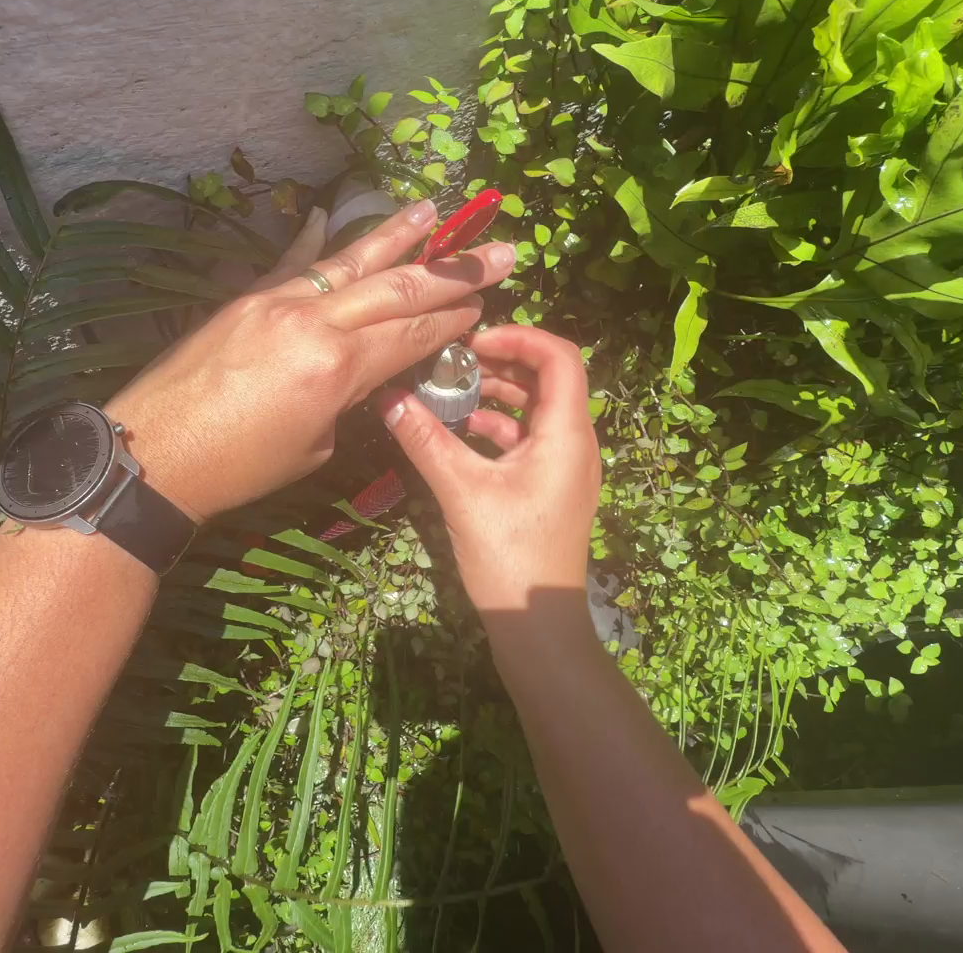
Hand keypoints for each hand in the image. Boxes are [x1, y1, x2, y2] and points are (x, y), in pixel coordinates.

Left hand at [107, 200, 516, 521]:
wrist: (153, 454)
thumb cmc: (240, 469)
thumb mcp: (314, 445)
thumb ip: (347, 396)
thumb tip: (364, 369)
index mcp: (336, 368)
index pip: (410, 331)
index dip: (451, 317)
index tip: (484, 301)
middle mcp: (312, 321)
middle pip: (396, 287)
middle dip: (452, 270)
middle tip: (498, 250)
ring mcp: (275, 302)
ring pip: (348, 261)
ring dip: (395, 235)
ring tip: (433, 210)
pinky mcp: (244, 300)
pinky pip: (289, 265)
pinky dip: (312, 242)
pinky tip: (327, 216)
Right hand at [379, 325, 600, 615]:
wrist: (538, 626)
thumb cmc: (509, 555)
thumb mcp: (461, 491)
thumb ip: (425, 439)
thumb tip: (387, 398)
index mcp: (566, 434)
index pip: (559, 357)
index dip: (519, 336)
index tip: (471, 343)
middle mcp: (575, 443)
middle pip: (549, 379)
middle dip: (502, 362)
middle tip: (454, 362)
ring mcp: (565, 467)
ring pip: (537, 410)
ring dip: (499, 394)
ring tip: (453, 391)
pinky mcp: (551, 488)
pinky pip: (529, 439)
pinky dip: (499, 426)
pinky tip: (462, 431)